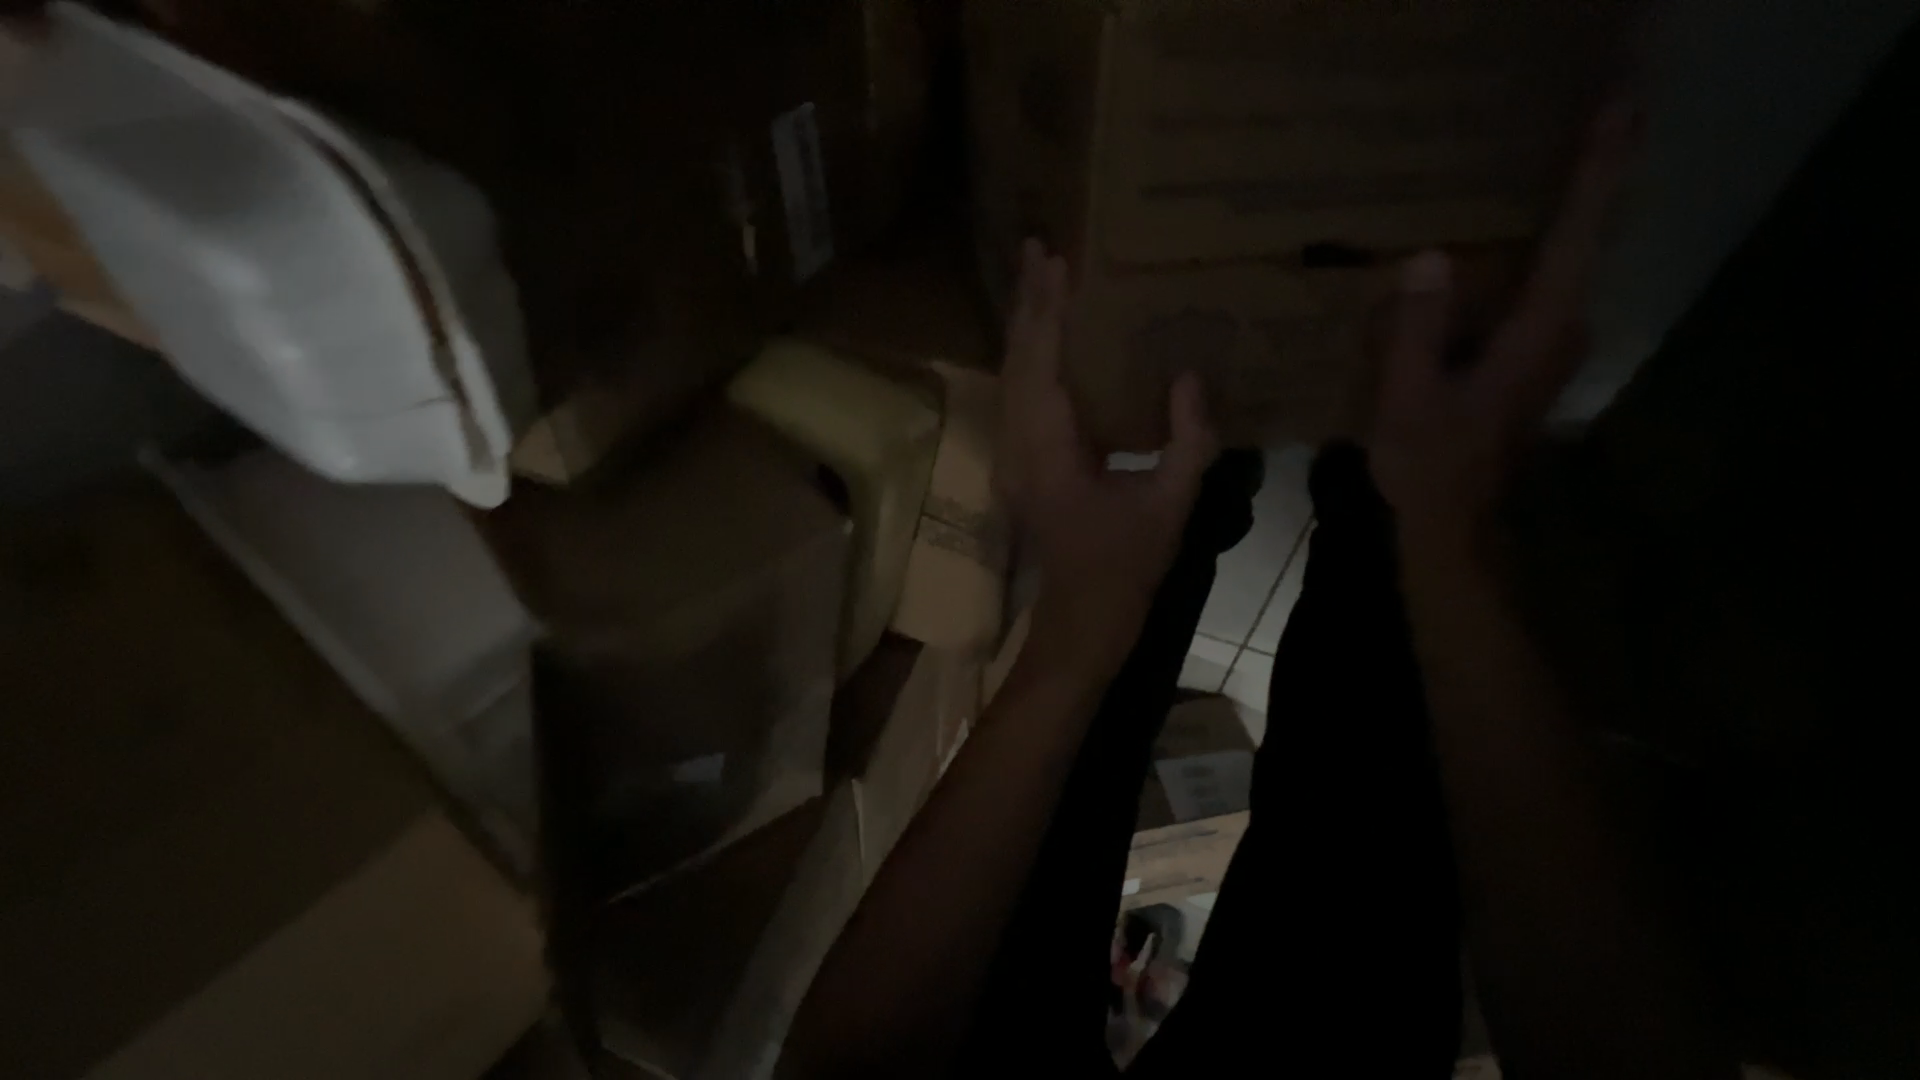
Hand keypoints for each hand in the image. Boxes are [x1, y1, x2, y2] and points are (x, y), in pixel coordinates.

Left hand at [998, 240, 1219, 673]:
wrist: (1084, 615)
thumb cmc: (1126, 565)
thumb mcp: (1170, 504)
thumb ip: (1188, 441)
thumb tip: (1192, 377)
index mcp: (1050, 454)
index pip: (1041, 367)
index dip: (1046, 312)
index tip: (1054, 261)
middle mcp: (1020, 447)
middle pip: (1015, 361)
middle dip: (1027, 304)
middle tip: (1039, 249)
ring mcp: (1015, 457)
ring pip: (1011, 377)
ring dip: (1024, 326)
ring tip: (1041, 279)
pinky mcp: (1023, 463)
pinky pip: (1021, 396)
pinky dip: (1031, 357)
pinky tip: (1048, 338)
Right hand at [1370, 103, 1639, 555]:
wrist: (1451, 521)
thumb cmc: (1430, 462)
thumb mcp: (1408, 397)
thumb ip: (1417, 329)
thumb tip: (1429, 258)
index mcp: (1536, 333)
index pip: (1574, 238)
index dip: (1596, 175)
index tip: (1615, 114)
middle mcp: (1559, 332)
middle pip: (1572, 246)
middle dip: (1567, 192)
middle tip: (1543, 142)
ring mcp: (1547, 348)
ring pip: (1549, 272)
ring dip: (1533, 232)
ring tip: (1501, 193)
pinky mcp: (1526, 362)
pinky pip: (1526, 297)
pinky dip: (1510, 272)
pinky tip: (1471, 267)